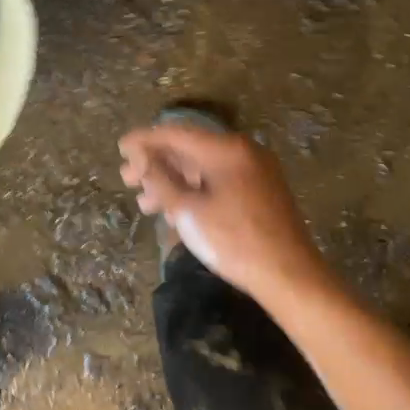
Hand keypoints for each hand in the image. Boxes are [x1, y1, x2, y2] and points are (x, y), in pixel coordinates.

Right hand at [118, 123, 335, 301]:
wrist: (289, 275)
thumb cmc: (233, 241)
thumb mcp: (187, 210)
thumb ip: (160, 179)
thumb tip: (140, 158)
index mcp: (226, 149)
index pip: (175, 133)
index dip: (143, 140)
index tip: (120, 148)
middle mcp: (242, 152)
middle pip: (189, 149)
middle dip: (155, 164)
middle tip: (126, 179)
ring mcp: (254, 171)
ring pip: (202, 168)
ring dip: (171, 181)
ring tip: (145, 202)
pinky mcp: (260, 191)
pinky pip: (217, 181)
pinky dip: (193, 190)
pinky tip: (174, 211)